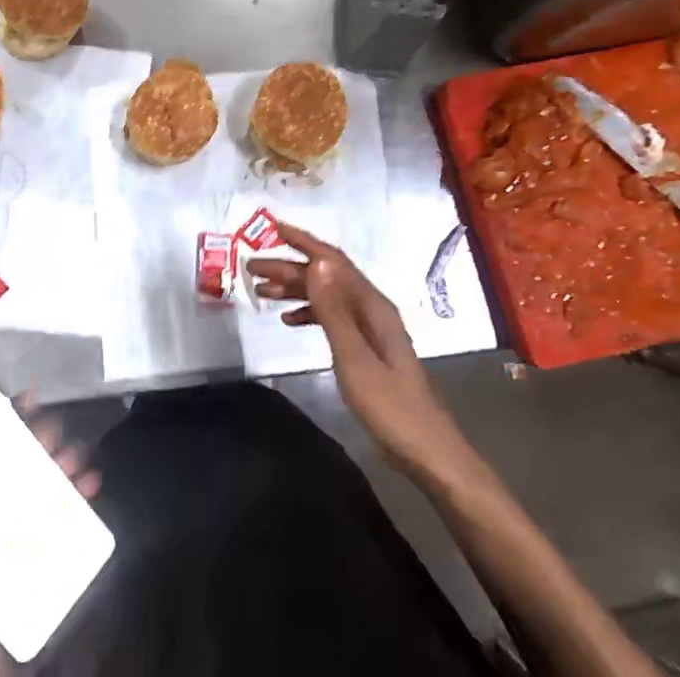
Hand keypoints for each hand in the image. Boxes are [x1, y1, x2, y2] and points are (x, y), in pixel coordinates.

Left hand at [0, 400, 100, 676]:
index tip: (22, 401)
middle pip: (16, 469)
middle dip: (39, 444)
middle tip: (53, 434)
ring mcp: (12, 548)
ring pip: (43, 491)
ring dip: (64, 468)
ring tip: (78, 460)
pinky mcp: (38, 572)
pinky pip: (62, 528)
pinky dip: (79, 503)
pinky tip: (91, 489)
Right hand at [247, 221, 471, 479]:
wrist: (429, 452)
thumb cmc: (391, 407)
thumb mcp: (355, 359)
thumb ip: (333, 311)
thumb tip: (315, 262)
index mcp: (372, 306)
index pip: (333, 261)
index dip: (302, 242)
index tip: (271, 228)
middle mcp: (372, 309)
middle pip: (327, 276)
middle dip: (289, 267)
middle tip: (251, 267)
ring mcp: (371, 329)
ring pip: (328, 296)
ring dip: (296, 289)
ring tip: (261, 291)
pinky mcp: (367, 348)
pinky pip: (332, 317)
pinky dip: (309, 313)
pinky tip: (289, 320)